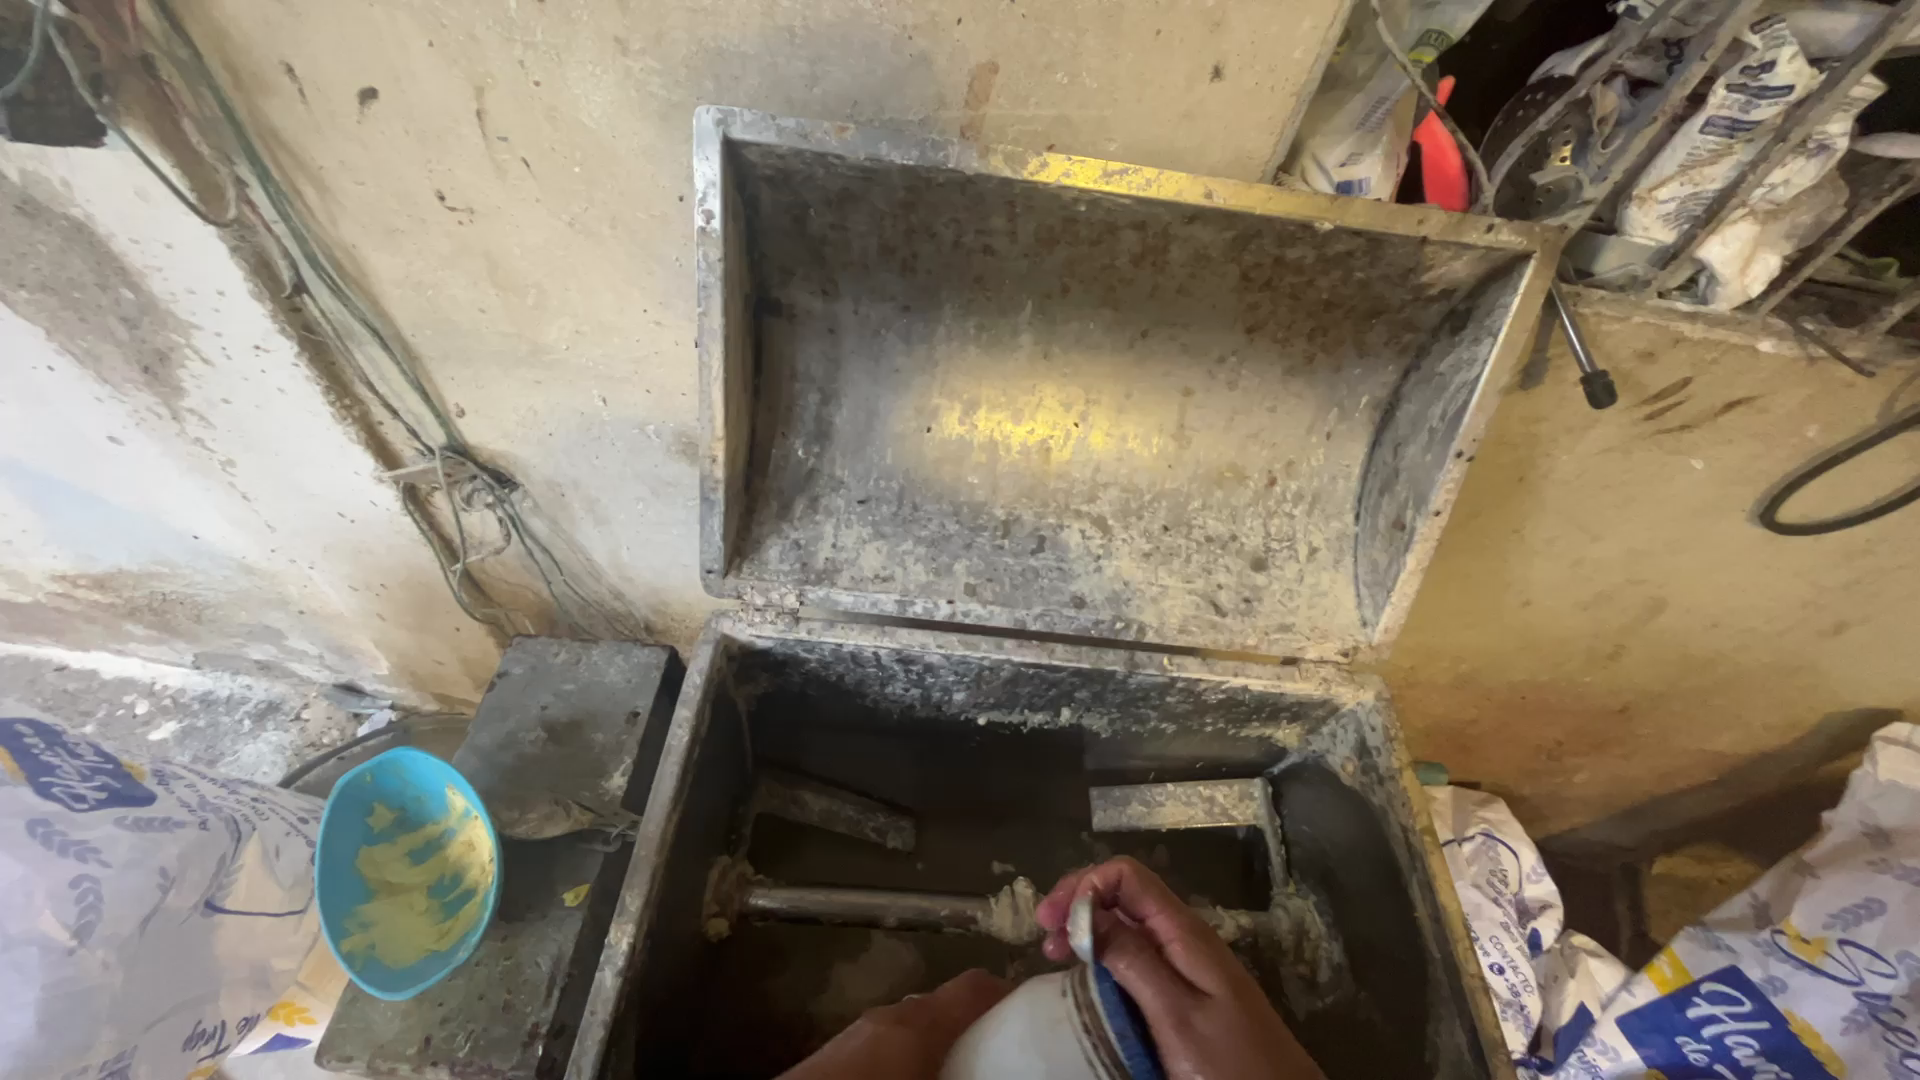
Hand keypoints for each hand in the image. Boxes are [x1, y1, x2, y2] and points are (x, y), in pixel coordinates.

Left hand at [777, 968, 1011, 1079]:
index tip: (1032, 1014)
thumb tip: (999, 1064)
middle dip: (976, 1028)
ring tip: (961, 1071)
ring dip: (941, 1045)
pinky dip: (910, 1057)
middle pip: (945, 1005)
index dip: (1007, 994)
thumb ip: (962, 1067)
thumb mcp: (931, 1077)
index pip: (974, 986)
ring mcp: (859, 1031)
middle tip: (1001, 1054)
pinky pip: (887, 1043)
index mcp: (917, 1026)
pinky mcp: (837, 1054)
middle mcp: (890, 1016)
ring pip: (914, 1026)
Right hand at [1037, 857, 1326, 1079]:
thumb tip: (1086, 911)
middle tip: (1044, 937)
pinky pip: (1136, 959)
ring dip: (1087, 931)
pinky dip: (1104, 959)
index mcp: (1182, 931)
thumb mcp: (1176, 1015)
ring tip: (1056, 956)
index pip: (1126, 875)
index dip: (1083, 885)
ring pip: (1126, 926)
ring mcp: (1185, 965)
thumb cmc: (1231, 1067)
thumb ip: (1132, 958)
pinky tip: (1087, 979)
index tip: (1049, 920)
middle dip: (1078, 904)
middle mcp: (1182, 937)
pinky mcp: (1185, 994)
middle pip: (1122, 894)